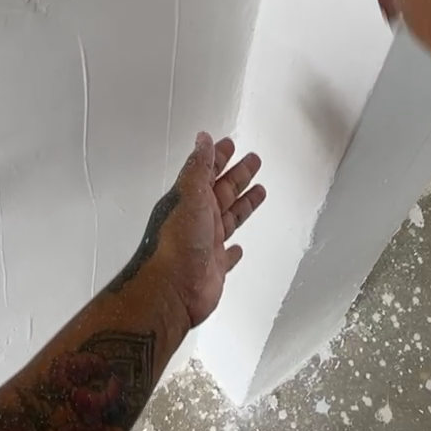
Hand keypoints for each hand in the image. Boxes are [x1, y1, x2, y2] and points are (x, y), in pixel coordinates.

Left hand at [111, 134, 263, 327]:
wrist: (171, 290)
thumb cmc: (175, 245)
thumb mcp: (189, 196)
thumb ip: (198, 167)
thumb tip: (202, 139)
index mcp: (191, 200)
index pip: (208, 172)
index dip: (219, 157)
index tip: (229, 144)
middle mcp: (198, 219)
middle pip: (224, 192)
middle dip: (239, 176)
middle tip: (253, 161)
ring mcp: (206, 244)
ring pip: (229, 219)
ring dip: (243, 205)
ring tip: (258, 191)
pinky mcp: (214, 268)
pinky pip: (227, 256)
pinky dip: (234, 251)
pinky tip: (238, 247)